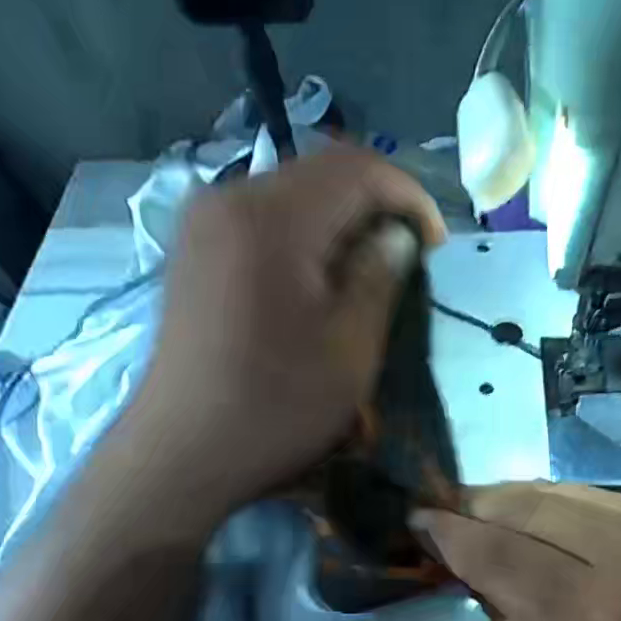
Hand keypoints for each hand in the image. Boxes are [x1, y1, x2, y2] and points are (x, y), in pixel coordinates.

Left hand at [118, 146, 444, 516]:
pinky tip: (321, 280)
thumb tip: (397, 237)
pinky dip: (306, 236)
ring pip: (293, 194)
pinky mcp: (194, 250)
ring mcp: (203, 222)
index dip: (410, 196)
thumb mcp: (352, 348)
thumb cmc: (277, 406)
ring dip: (343, 222)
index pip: (357, 168)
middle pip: (321, 172)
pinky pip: (264, 219)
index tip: (437, 245)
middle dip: (377, 206)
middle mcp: (229, 198)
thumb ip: (381, 277)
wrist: (183, 452)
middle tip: (409, 259)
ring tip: (371, 272)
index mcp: (272, 218)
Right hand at [415, 483, 620, 620]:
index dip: (450, 532)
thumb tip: (460, 554)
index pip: (501, 554)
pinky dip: (540, 501)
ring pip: (546, 490)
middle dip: (470, 506)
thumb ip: (502, 608)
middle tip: (437, 513)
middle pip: (521, 508)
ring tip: (473, 513)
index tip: (414, 520)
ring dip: (502, 499)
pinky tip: (523, 518)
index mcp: (594, 617)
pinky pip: (577, 493)